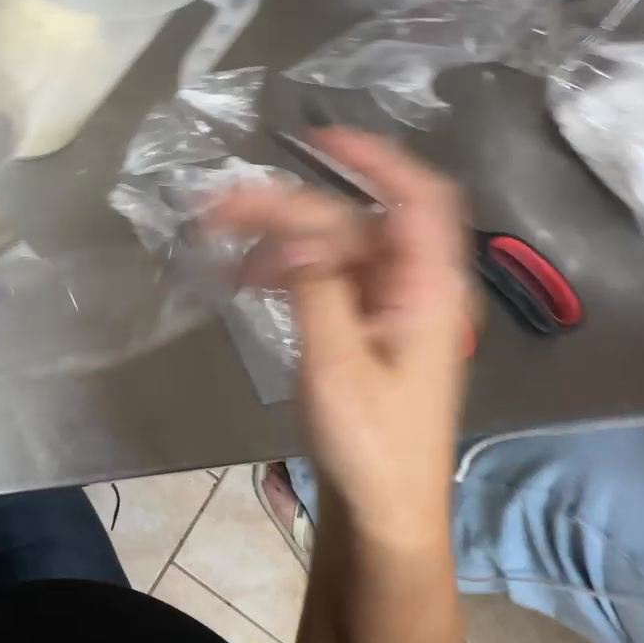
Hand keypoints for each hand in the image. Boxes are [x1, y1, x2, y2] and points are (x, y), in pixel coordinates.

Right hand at [208, 129, 469, 547]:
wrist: (381, 502)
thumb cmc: (369, 441)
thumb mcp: (338, 365)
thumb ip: (318, 292)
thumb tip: (294, 233)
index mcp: (425, 290)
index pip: (415, 201)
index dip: (373, 160)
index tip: (313, 140)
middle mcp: (410, 287)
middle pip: (353, 221)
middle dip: (287, 203)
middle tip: (218, 205)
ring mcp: (385, 308)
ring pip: (332, 247)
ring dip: (277, 235)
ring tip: (218, 240)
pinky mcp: (360, 328)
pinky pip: (321, 277)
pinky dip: (282, 267)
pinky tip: (245, 277)